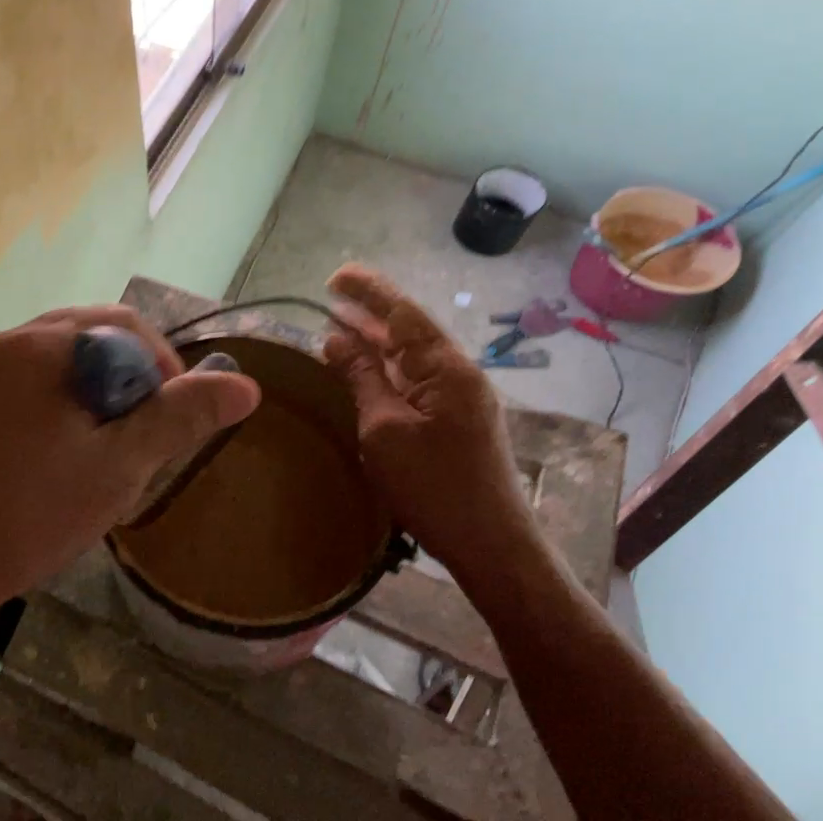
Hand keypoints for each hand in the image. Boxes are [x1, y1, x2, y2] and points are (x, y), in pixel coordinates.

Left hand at [0, 305, 258, 624]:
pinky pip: (24, 386)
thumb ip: (179, 419)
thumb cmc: (27, 516)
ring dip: (91, 398)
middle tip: (138, 444)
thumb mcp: (117, 469)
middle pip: (89, 339)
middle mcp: (4, 343)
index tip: (173, 425)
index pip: (125, 327)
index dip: (164, 370)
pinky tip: (55, 462)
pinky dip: (55, 408)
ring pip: (56, 364)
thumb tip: (246, 385)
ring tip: (100, 458)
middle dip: (126, 384)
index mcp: (41, 346)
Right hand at [320, 266, 539, 580]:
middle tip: (330, 295)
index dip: (369, 292)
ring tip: (340, 324)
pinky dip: (389, 367)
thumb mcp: (384, 430)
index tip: (335, 277)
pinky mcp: (459, 422)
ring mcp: (463, 399)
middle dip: (371, 312)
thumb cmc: (433, 487)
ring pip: (415, 355)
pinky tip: (367, 369)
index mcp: (447, 369)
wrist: (492, 545)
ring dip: (378, 340)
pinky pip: (419, 380)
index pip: (403, 314)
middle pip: (411, 330)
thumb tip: (336, 339)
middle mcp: (460, 375)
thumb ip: (362, 379)